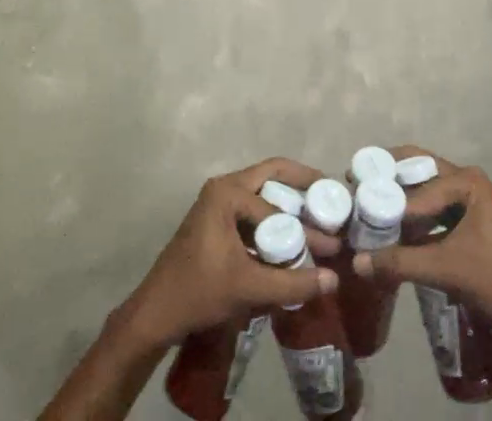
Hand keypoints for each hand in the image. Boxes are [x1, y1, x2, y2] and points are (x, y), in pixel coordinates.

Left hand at [121, 158, 341, 348]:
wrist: (156, 313)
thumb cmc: (199, 292)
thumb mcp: (250, 288)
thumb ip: (294, 282)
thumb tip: (334, 280)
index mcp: (227, 193)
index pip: (279, 200)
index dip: (308, 222)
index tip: (335, 238)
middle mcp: (223, 188)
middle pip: (273, 178)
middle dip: (304, 192)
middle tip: (334, 207)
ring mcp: (217, 205)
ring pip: (264, 197)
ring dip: (291, 212)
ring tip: (321, 231)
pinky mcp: (216, 224)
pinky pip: (253, 215)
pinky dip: (275, 226)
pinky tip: (294, 247)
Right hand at [351, 146, 491, 341]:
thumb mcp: (444, 269)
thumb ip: (399, 262)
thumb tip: (355, 261)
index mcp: (467, 181)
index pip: (415, 187)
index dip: (383, 199)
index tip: (352, 207)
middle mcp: (466, 179)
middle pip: (416, 170)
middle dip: (385, 179)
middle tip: (351, 187)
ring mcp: (467, 198)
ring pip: (422, 189)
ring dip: (395, 197)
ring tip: (362, 207)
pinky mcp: (465, 218)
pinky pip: (429, 207)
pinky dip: (409, 215)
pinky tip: (387, 228)